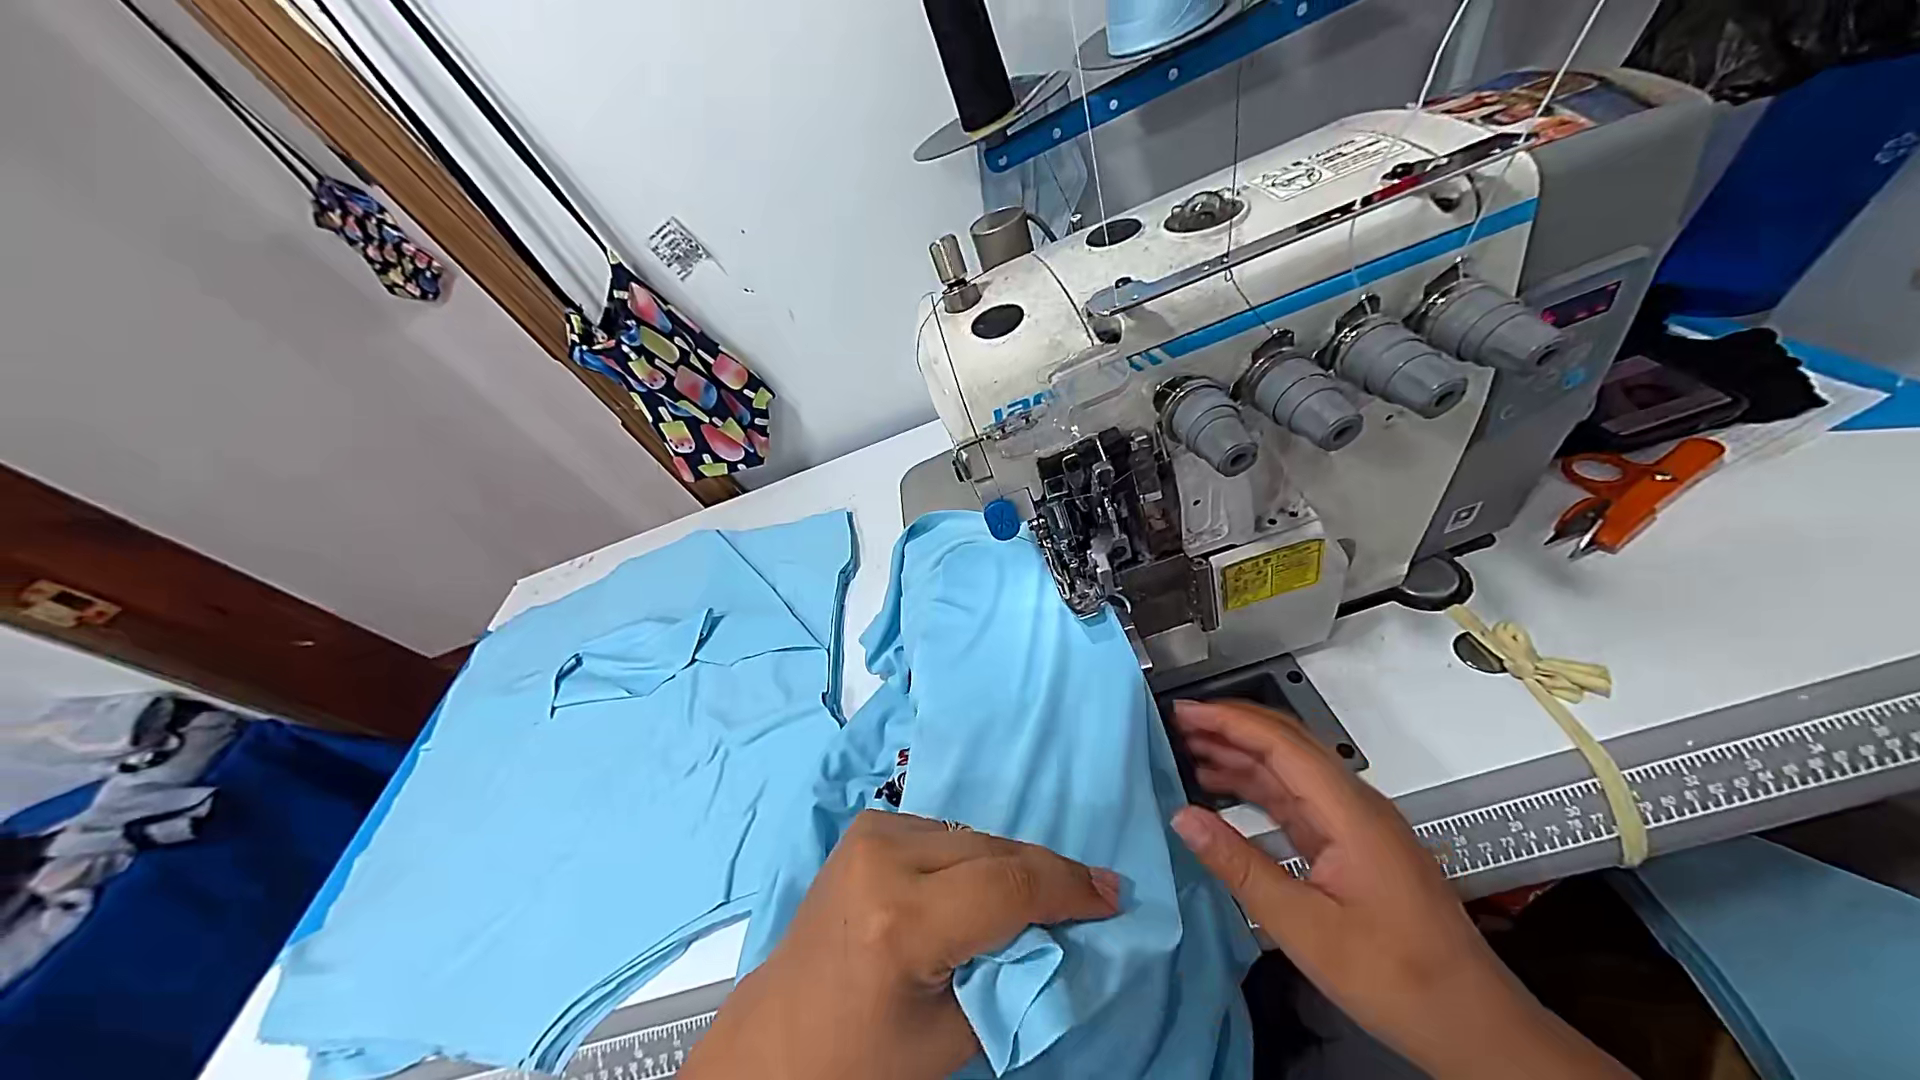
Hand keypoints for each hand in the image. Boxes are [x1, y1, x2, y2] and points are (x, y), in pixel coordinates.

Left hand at [680, 810, 1120, 1079]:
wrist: (780, 1033)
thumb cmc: (863, 1054)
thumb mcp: (951, 1036)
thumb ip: (1012, 974)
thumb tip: (1064, 928)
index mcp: (901, 920)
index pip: (1007, 885)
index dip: (1067, 887)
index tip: (1110, 896)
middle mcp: (883, 858)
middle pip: (993, 851)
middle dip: (1046, 874)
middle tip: (1088, 896)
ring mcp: (871, 833)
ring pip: (972, 835)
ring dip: (1009, 862)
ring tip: (1037, 895)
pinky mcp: (867, 825)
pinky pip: (944, 831)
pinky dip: (973, 854)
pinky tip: (980, 882)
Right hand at [1168, 700, 1631, 1079]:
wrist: (1477, 1030)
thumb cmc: (1399, 980)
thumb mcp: (1306, 928)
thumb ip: (1239, 866)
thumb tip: (1182, 817)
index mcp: (1351, 813)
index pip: (1281, 742)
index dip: (1228, 720)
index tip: (1182, 712)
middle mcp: (1355, 805)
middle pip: (1286, 745)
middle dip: (1229, 728)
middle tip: (1176, 726)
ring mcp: (1354, 823)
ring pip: (1288, 771)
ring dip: (1239, 757)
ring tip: (1187, 752)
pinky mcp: (1350, 843)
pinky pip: (1294, 800)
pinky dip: (1254, 789)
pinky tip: (1223, 793)